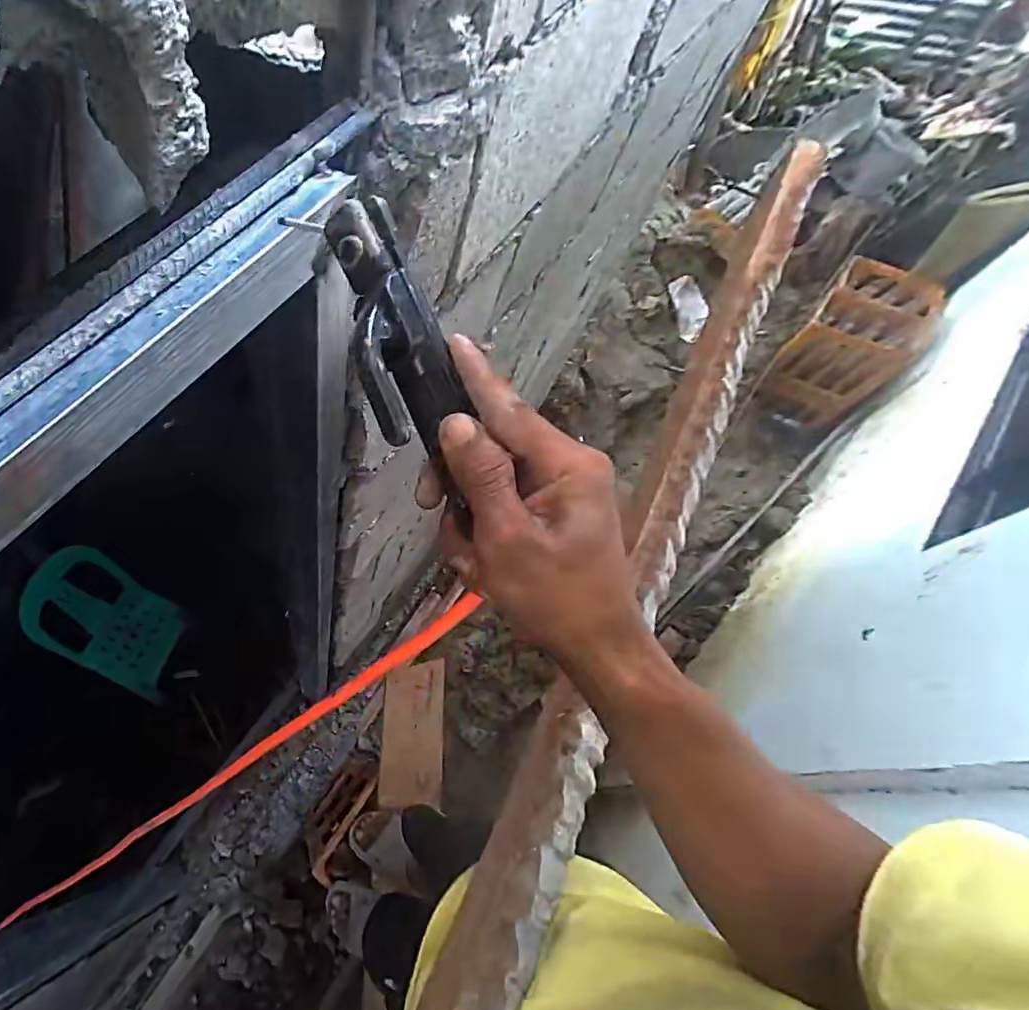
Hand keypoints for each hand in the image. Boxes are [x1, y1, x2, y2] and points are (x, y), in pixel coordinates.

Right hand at [415, 336, 658, 674]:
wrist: (596, 647)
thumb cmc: (554, 600)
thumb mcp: (508, 540)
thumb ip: (481, 477)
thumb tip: (457, 422)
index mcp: (566, 465)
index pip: (510, 410)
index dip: (477, 377)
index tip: (454, 343)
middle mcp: (566, 466)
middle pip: (490, 448)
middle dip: (457, 483)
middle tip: (432, 509)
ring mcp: (559, 490)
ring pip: (487, 482)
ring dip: (468, 520)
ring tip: (474, 561)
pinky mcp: (550, 511)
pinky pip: (500, 506)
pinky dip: (482, 534)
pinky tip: (485, 567)